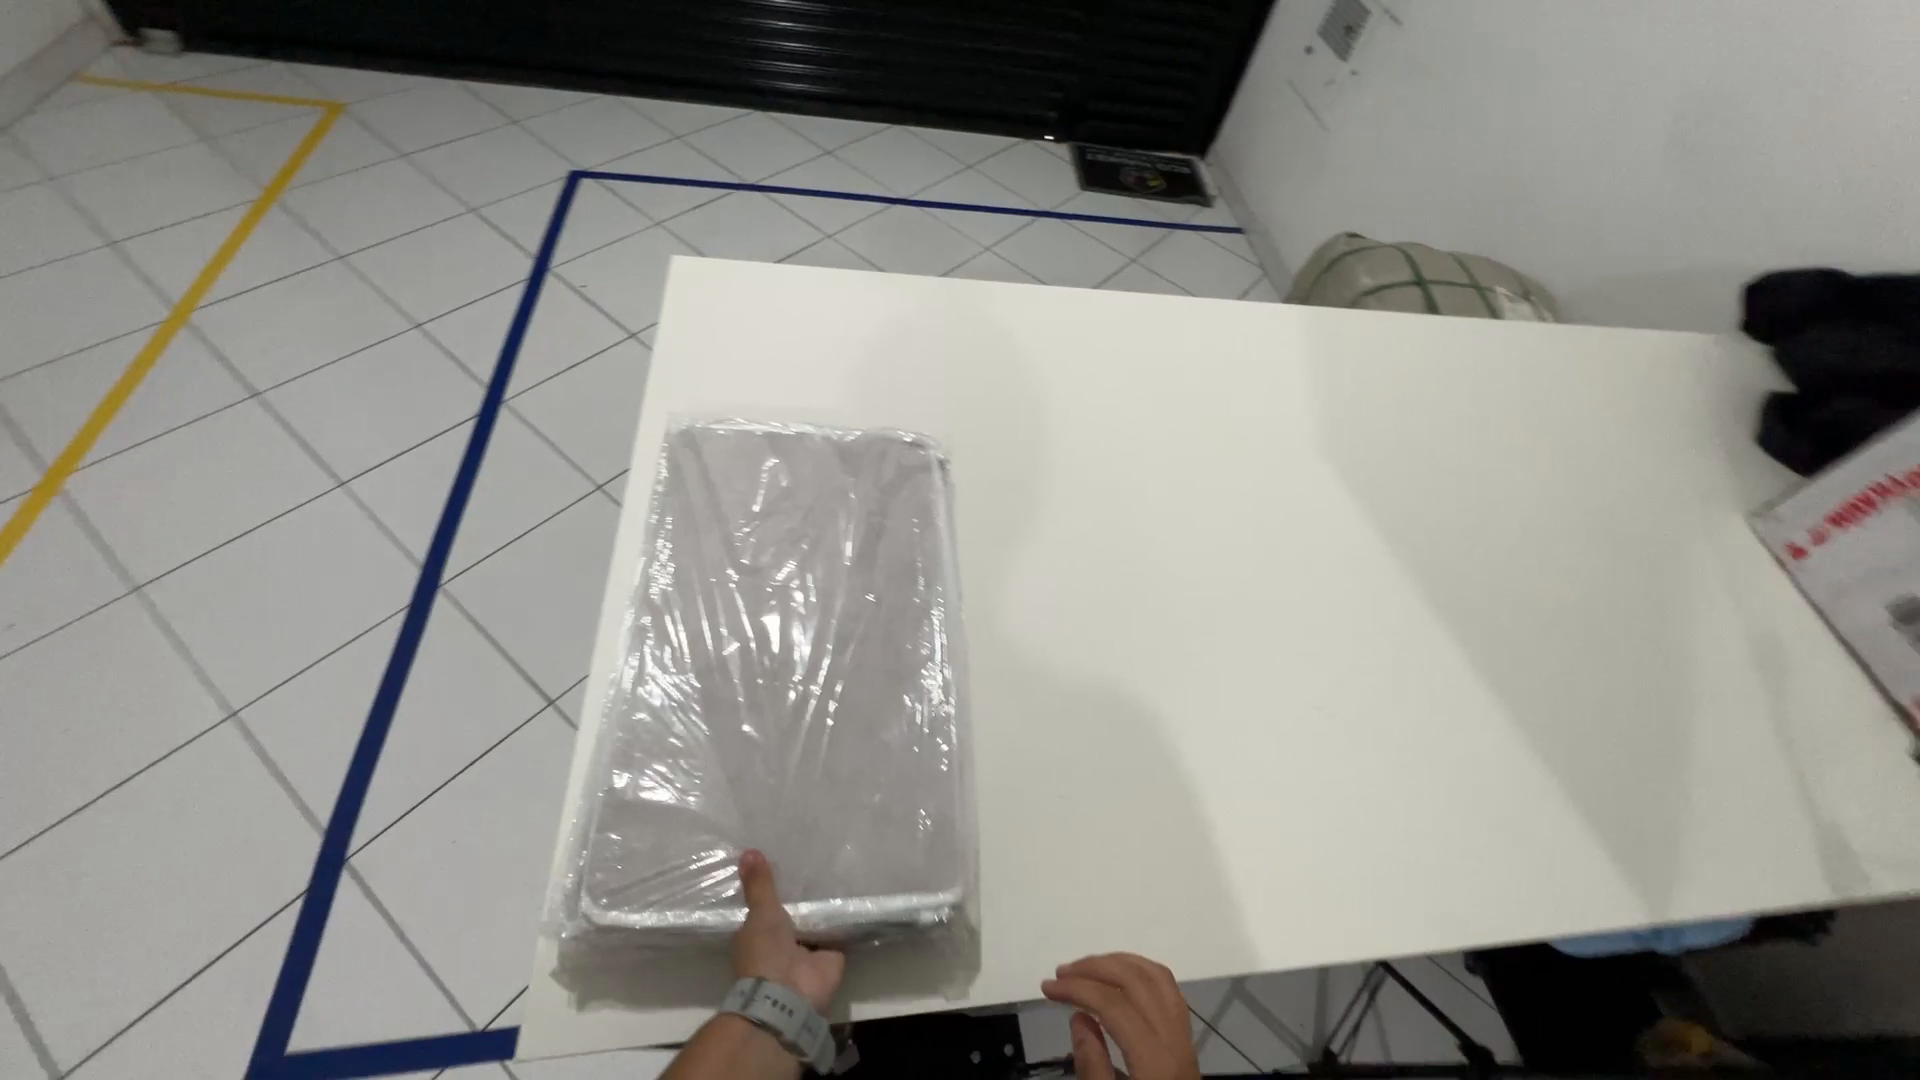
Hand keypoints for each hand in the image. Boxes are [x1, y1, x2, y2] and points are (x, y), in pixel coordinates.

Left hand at [732, 849, 844, 1013]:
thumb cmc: (765, 953)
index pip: (768, 907)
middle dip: (805, 897)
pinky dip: (846, 918)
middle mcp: (783, 943)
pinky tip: (857, 893)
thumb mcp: (760, 912)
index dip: (777, 890)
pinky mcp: (833, 956)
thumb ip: (759, 885)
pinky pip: (841, 931)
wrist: (789, 995)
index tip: (789, 863)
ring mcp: (809, 951)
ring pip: (818, 922)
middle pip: (796, 914)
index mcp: (759, 935)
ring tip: (841, 871)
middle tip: (821, 862)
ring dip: (826, 907)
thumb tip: (747, 850)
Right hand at [1042, 954, 1199, 1079]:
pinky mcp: (1187, 1039)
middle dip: (1094, 968)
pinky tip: (1119, 975)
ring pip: (1157, 976)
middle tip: (1062, 973)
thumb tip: (1079, 1017)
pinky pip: (1168, 988)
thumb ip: (1093, 1068)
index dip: (1077, 989)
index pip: (1114, 1005)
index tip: (1047, 987)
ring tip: (1087, 966)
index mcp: (1156, 1062)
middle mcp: (1175, 1041)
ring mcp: (1186, 1037)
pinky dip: (1141, 971)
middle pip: (1136, 981)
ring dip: (1119, 962)